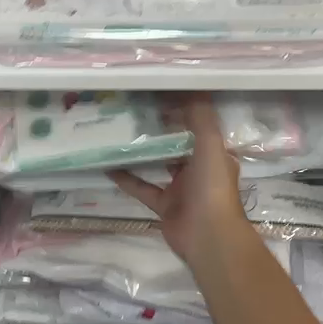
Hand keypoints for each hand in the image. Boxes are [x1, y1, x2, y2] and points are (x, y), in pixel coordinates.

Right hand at [109, 93, 247, 271]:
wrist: (209, 237)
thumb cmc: (212, 187)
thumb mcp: (210, 145)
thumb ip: (200, 117)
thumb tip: (192, 86)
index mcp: (214, 155)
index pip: (199, 128)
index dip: (183, 112)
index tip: (159, 96)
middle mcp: (199, 170)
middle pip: (178, 145)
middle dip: (161, 130)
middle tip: (135, 111)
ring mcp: (181, 189)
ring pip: (159, 165)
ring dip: (143, 153)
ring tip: (120, 134)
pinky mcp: (164, 206)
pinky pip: (142, 188)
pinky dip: (127, 178)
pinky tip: (109, 165)